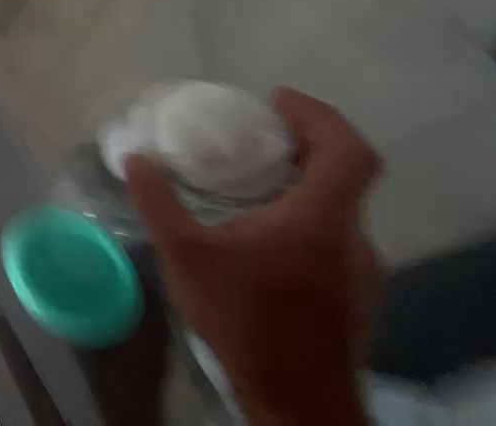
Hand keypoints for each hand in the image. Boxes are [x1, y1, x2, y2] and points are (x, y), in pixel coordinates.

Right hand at [124, 88, 383, 425]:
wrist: (297, 400)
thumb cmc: (243, 319)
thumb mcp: (182, 253)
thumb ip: (156, 200)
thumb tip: (135, 157)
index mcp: (321, 221)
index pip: (348, 152)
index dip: (319, 116)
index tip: (276, 99)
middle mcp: (353, 239)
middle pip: (345, 174)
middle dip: (303, 142)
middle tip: (253, 130)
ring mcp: (360, 270)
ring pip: (338, 206)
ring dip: (302, 179)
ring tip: (249, 174)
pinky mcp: (353, 294)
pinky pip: (333, 234)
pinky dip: (303, 211)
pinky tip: (259, 228)